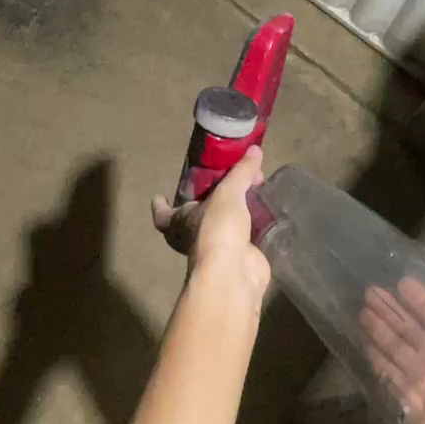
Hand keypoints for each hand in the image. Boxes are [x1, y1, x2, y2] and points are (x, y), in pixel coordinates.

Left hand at [151, 146, 270, 301]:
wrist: (233, 274)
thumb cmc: (216, 230)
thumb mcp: (228, 194)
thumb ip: (241, 172)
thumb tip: (254, 149)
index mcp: (179, 221)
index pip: (162, 214)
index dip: (161, 204)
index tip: (160, 195)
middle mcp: (192, 237)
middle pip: (193, 218)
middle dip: (207, 202)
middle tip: (224, 182)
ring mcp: (214, 250)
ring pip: (219, 228)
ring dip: (231, 213)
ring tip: (249, 192)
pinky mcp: (237, 259)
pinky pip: (242, 238)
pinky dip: (251, 227)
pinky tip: (264, 214)